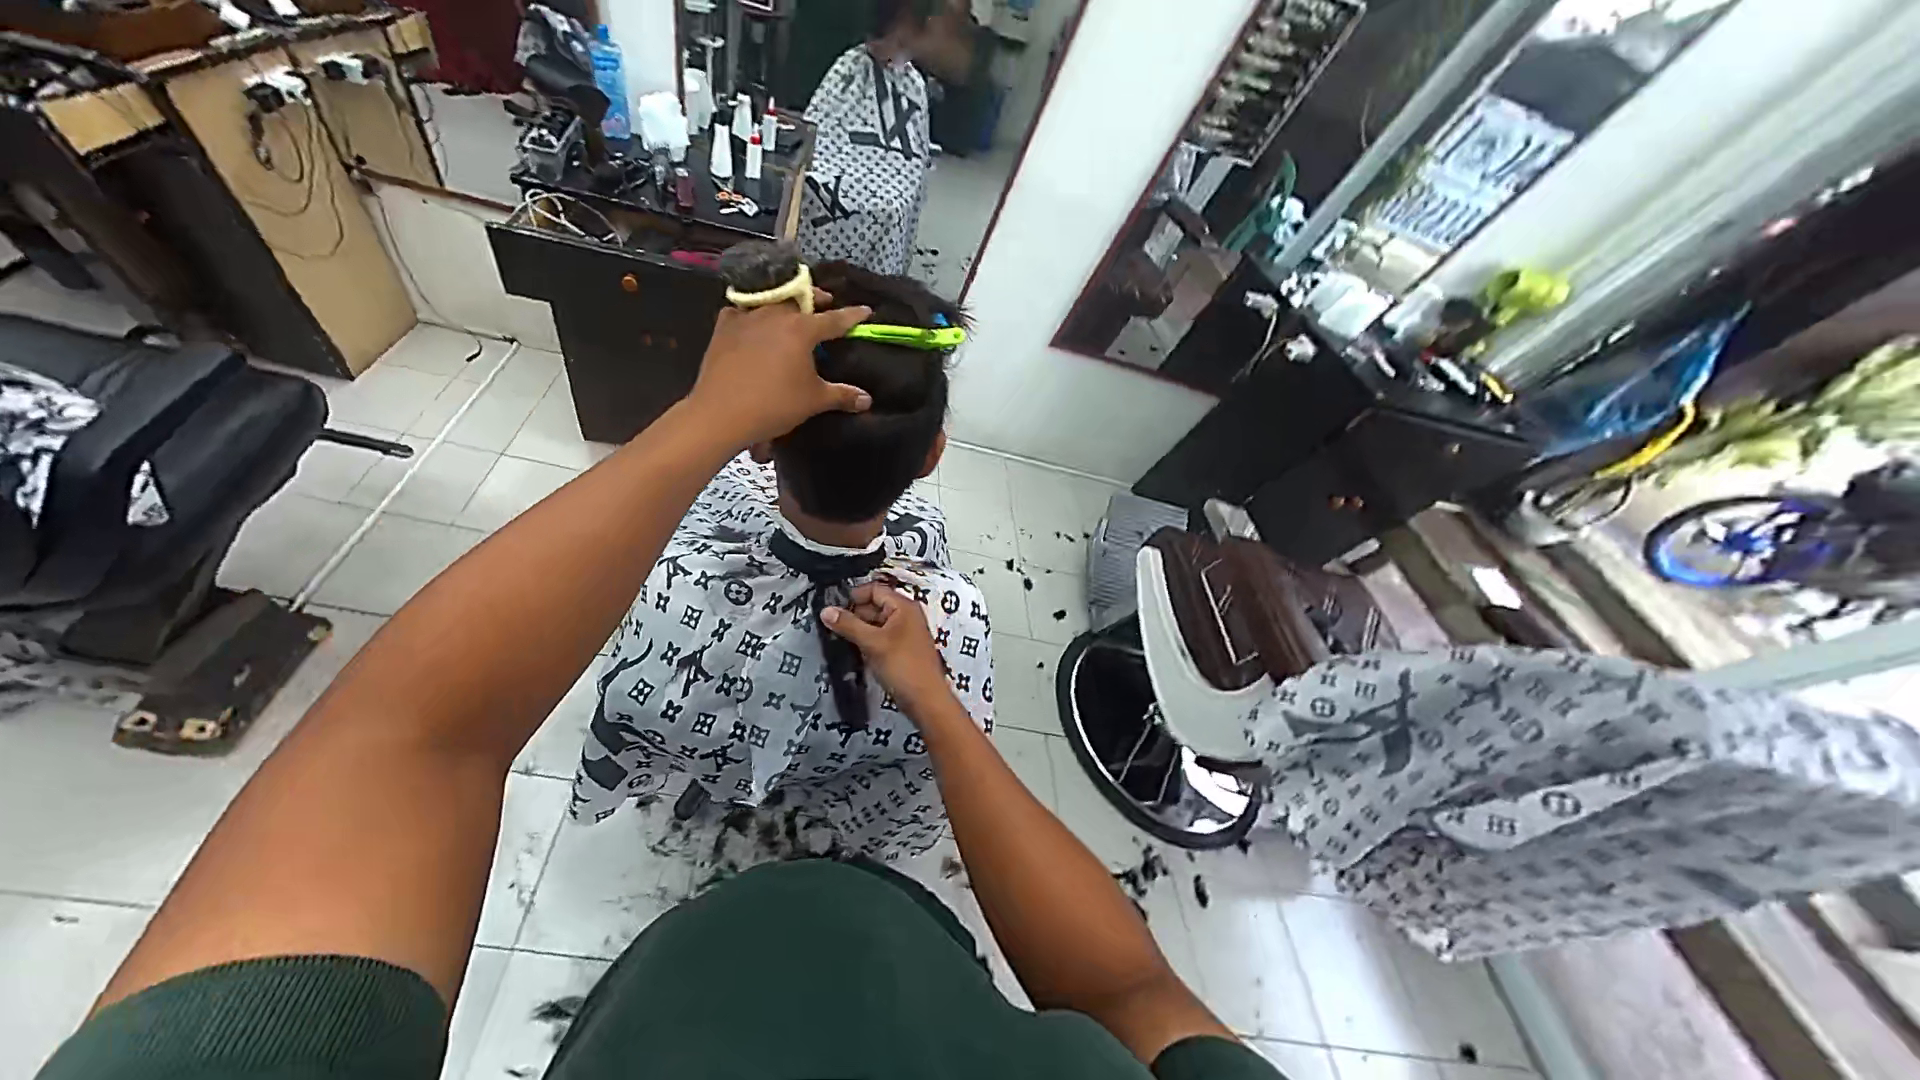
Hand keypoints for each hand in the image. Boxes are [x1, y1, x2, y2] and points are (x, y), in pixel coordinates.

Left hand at [686, 291, 872, 445]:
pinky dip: (752, 313)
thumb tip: (867, 400)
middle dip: (815, 300)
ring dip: (785, 303)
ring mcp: (747, 317)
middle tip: (825, 304)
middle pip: (800, 300)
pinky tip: (754, 323)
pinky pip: (742, 311)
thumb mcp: (814, 401)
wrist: (722, 413)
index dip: (852, 316)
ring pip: (771, 301)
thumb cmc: (775, 405)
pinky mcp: (724, 326)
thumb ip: (842, 395)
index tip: (865, 310)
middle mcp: (775, 315)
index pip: (834, 319)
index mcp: (801, 329)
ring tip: (790, 311)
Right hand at [822, 582, 953, 717]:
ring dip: (861, 629)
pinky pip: (882, 637)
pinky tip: (857, 652)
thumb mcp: (872, 643)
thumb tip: (826, 611)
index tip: (835, 610)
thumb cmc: (903, 667)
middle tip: (835, 627)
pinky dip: (869, 641)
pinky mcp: (903, 649)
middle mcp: (907, 615)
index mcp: (904, 606)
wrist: (925, 699)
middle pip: (875, 605)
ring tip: (843, 640)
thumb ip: (848, 625)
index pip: (874, 589)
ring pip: (877, 623)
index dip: (854, 597)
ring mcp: (906, 633)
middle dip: (855, 614)